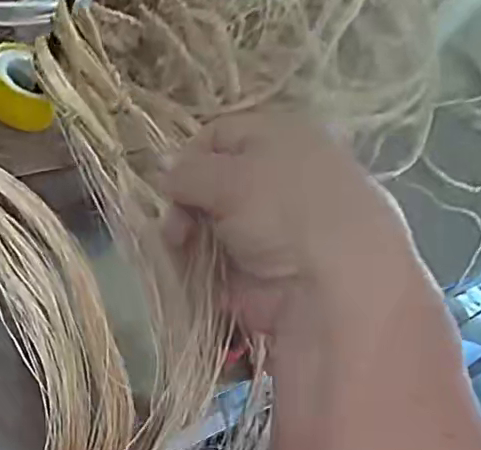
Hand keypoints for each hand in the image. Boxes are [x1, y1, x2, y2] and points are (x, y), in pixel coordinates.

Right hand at [159, 110, 423, 346]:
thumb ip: (189, 173)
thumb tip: (158, 166)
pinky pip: (203, 256)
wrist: (322, 282)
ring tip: (182, 250)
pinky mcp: (242, 262)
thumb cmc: (286, 212)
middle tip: (178, 228)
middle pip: (202, 183)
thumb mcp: (235, 179)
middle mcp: (265, 176)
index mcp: (274, 138)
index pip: (216, 136)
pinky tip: (186, 267)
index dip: (187, 159)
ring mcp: (253, 223)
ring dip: (183, 236)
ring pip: (198, 222)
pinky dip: (190, 261)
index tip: (171, 187)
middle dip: (181, 204)